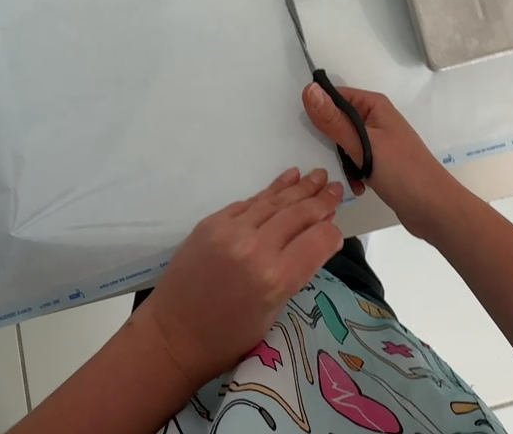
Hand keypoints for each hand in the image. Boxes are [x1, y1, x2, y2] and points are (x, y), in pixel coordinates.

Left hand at [137, 167, 343, 383]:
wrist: (174, 334)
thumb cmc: (228, 337)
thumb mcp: (273, 313)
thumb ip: (294, 273)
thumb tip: (314, 240)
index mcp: (275, 278)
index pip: (319, 241)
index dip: (332, 232)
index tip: (338, 224)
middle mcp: (255, 247)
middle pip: (298, 214)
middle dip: (321, 200)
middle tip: (337, 188)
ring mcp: (231, 230)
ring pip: (274, 202)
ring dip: (298, 187)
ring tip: (318, 175)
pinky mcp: (212, 221)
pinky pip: (249, 203)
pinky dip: (270, 192)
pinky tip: (286, 180)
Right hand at [301, 83, 469, 242]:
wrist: (435, 210)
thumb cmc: (402, 172)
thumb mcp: (363, 145)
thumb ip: (333, 120)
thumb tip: (308, 90)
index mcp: (374, 105)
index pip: (334, 97)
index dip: (318, 111)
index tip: (305, 132)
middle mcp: (376, 118)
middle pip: (337, 122)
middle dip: (331, 143)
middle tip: (332, 160)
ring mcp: (379, 141)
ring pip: (344, 144)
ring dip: (342, 162)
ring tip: (349, 178)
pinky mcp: (380, 162)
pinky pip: (355, 161)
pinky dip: (353, 174)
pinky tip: (358, 188)